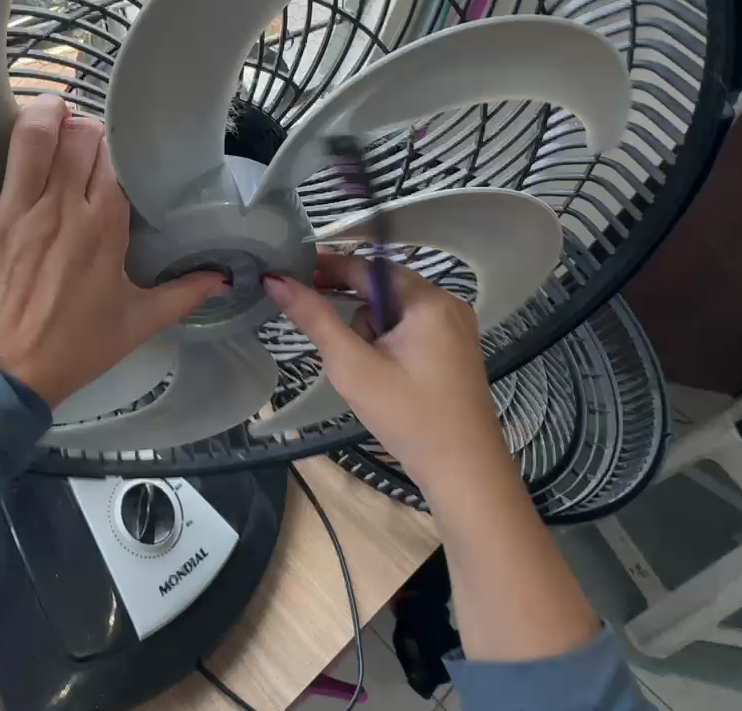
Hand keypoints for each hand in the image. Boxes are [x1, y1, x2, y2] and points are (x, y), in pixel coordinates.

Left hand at [0, 80, 224, 405]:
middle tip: (81, 143)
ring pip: (32, 137)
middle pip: (78, 138)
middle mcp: (62, 211)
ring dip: (43, 112)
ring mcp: (15, 212)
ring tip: (50, 111)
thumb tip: (223, 276)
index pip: (116, 160)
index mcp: (104, 229)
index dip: (114, 150)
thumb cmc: (74, 349)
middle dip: (84, 129)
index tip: (110, 158)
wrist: (8, 376)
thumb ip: (184, 294)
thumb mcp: (138, 322)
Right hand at [269, 253, 602, 661]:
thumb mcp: (352, 365)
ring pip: (391, 310)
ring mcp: (455, 328)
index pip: (365, 266)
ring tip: (362, 370)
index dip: (325, 267)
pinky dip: (385, 340)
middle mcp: (446, 304)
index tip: (289, 273)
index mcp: (427, 301)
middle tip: (328, 338)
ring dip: (368, 329)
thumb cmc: (408, 416)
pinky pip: (408, 328)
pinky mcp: (454, 350)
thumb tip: (276, 279)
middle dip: (350, 309)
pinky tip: (380, 372)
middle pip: (379, 286)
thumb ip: (314, 317)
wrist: (465, 475)